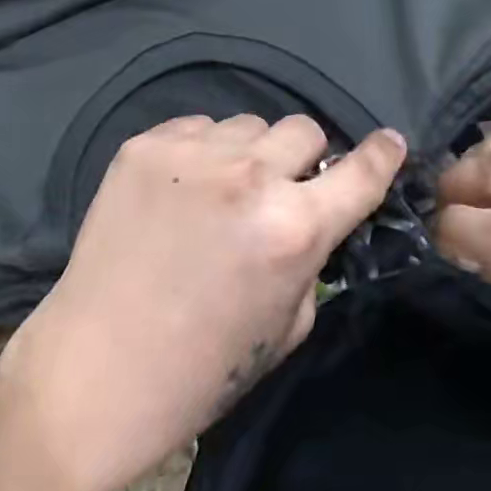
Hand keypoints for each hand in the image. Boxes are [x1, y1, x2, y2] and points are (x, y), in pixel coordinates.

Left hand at [0, 115, 405, 490]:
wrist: (100, 362)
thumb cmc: (203, 366)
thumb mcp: (289, 323)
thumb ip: (311, 255)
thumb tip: (313, 214)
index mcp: (295, 227)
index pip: (359, 172)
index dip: (381, 155)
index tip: (389, 142)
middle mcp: (248, 176)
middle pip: (302, 129)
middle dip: (302, 159)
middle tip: (280, 191)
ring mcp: (190, 153)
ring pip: (247, 123)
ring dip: (249, 153)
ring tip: (221, 192)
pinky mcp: (143, 146)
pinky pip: (195, 127)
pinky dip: (202, 151)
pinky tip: (180, 189)